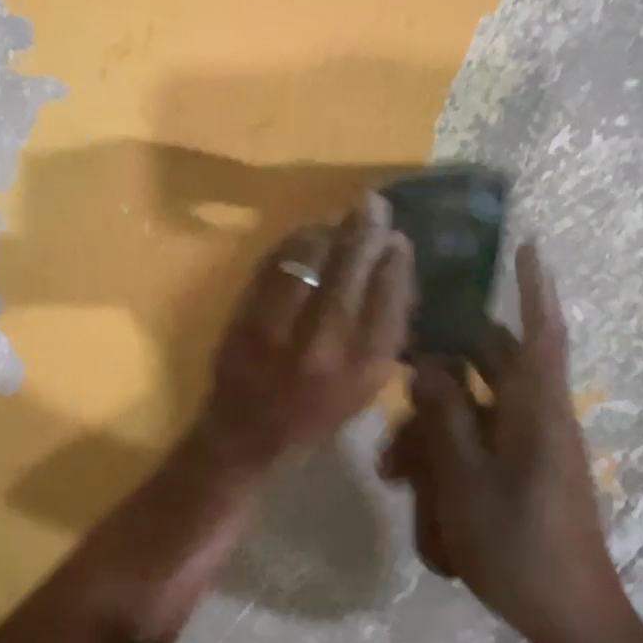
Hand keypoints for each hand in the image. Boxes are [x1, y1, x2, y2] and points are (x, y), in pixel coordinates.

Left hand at [197, 192, 415, 469]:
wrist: (243, 437)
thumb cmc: (313, 419)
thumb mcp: (363, 390)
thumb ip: (383, 337)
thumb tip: (396, 274)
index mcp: (362, 372)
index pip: (388, 301)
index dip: (395, 263)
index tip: (399, 239)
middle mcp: (324, 349)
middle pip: (351, 272)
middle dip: (366, 232)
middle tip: (374, 205)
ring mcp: (278, 330)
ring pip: (309, 260)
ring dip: (329, 231)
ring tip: (341, 220)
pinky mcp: (244, 317)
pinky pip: (275, 265)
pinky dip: (294, 244)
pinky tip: (307, 235)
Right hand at [379, 245, 633, 642]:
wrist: (569, 617)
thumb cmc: (518, 542)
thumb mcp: (464, 477)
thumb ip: (444, 413)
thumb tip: (426, 362)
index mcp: (537, 409)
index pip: (541, 331)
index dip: (534, 287)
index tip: (528, 244)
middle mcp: (538, 416)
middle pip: (489, 367)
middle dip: (438, 371)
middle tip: (394, 364)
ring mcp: (531, 447)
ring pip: (473, 410)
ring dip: (432, 429)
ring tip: (392, 473)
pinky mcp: (522, 472)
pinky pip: (477, 444)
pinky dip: (445, 457)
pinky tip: (414, 495)